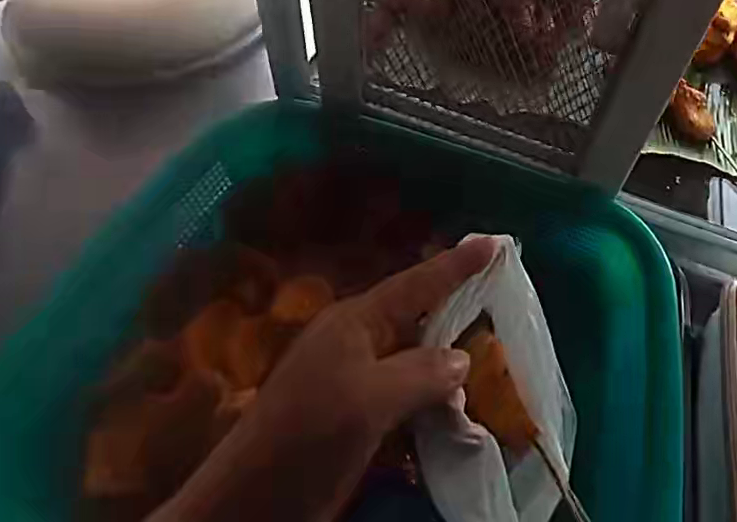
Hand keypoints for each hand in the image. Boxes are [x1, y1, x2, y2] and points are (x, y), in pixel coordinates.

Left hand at [156, 236, 497, 521]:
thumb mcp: (367, 402)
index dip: (458, 263)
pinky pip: (403, 389)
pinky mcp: (350, 414)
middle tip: (496, 290)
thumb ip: (420, 373)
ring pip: (413, 353)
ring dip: (447, 355)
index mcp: (356, 321)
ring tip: (485, 347)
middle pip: (417, 313)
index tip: (494, 241)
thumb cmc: (305, 440)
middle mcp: (355, 340)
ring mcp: (351, 378)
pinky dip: (430, 392)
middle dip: (456, 302)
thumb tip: (461, 359)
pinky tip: (452, 402)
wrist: (240, 511)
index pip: (418, 283)